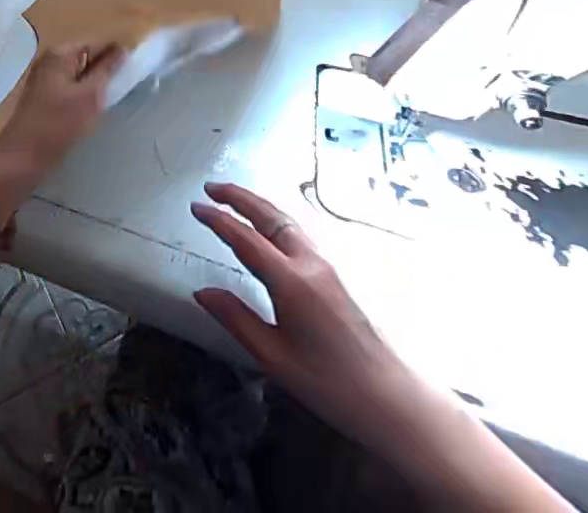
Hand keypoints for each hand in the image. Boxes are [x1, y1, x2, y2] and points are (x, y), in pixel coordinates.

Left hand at [0, 41, 122, 224]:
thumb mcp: (90, 95)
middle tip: (125, 87)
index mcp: (59, 53)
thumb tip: (121, 48)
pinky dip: (83, 96)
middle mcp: (49, 61)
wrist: (23, 157)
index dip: (115, 54)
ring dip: (95, 85)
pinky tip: (93, 110)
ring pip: (79, 76)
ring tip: (111, 99)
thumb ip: (107, 70)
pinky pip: (70, 89)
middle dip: (105, 70)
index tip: (134, 69)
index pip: (95, 43)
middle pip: (86, 58)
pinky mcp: (44, 99)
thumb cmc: (58, 124)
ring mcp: (45, 80)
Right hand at [191, 182, 416, 440]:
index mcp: (291, 283)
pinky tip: (267, 226)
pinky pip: (298, 234)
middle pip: (270, 217)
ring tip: (232, 198)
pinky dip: (274, 219)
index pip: (246, 239)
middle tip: (210, 187)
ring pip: (286, 222)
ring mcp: (326, 267)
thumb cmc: (330, 385)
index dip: (218, 220)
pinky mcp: (334, 276)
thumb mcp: (273, 357)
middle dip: (239, 197)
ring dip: (257, 205)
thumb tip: (202, 292)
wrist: (391, 400)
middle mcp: (310, 265)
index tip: (195, 207)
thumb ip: (236, 319)